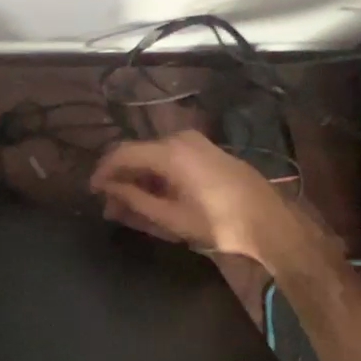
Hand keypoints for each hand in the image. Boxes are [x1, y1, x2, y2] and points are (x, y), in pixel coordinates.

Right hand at [90, 131, 339, 275]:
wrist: (270, 221)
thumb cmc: (219, 222)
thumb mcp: (172, 217)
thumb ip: (135, 200)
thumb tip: (107, 189)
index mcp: (170, 151)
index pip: (122, 153)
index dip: (102, 172)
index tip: (91, 192)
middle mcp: (180, 138)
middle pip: (137, 153)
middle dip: (120, 178)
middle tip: (110, 206)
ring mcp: (196, 143)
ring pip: (154, 156)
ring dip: (138, 178)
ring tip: (129, 207)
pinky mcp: (206, 152)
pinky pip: (171, 158)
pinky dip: (157, 175)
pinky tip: (154, 197)